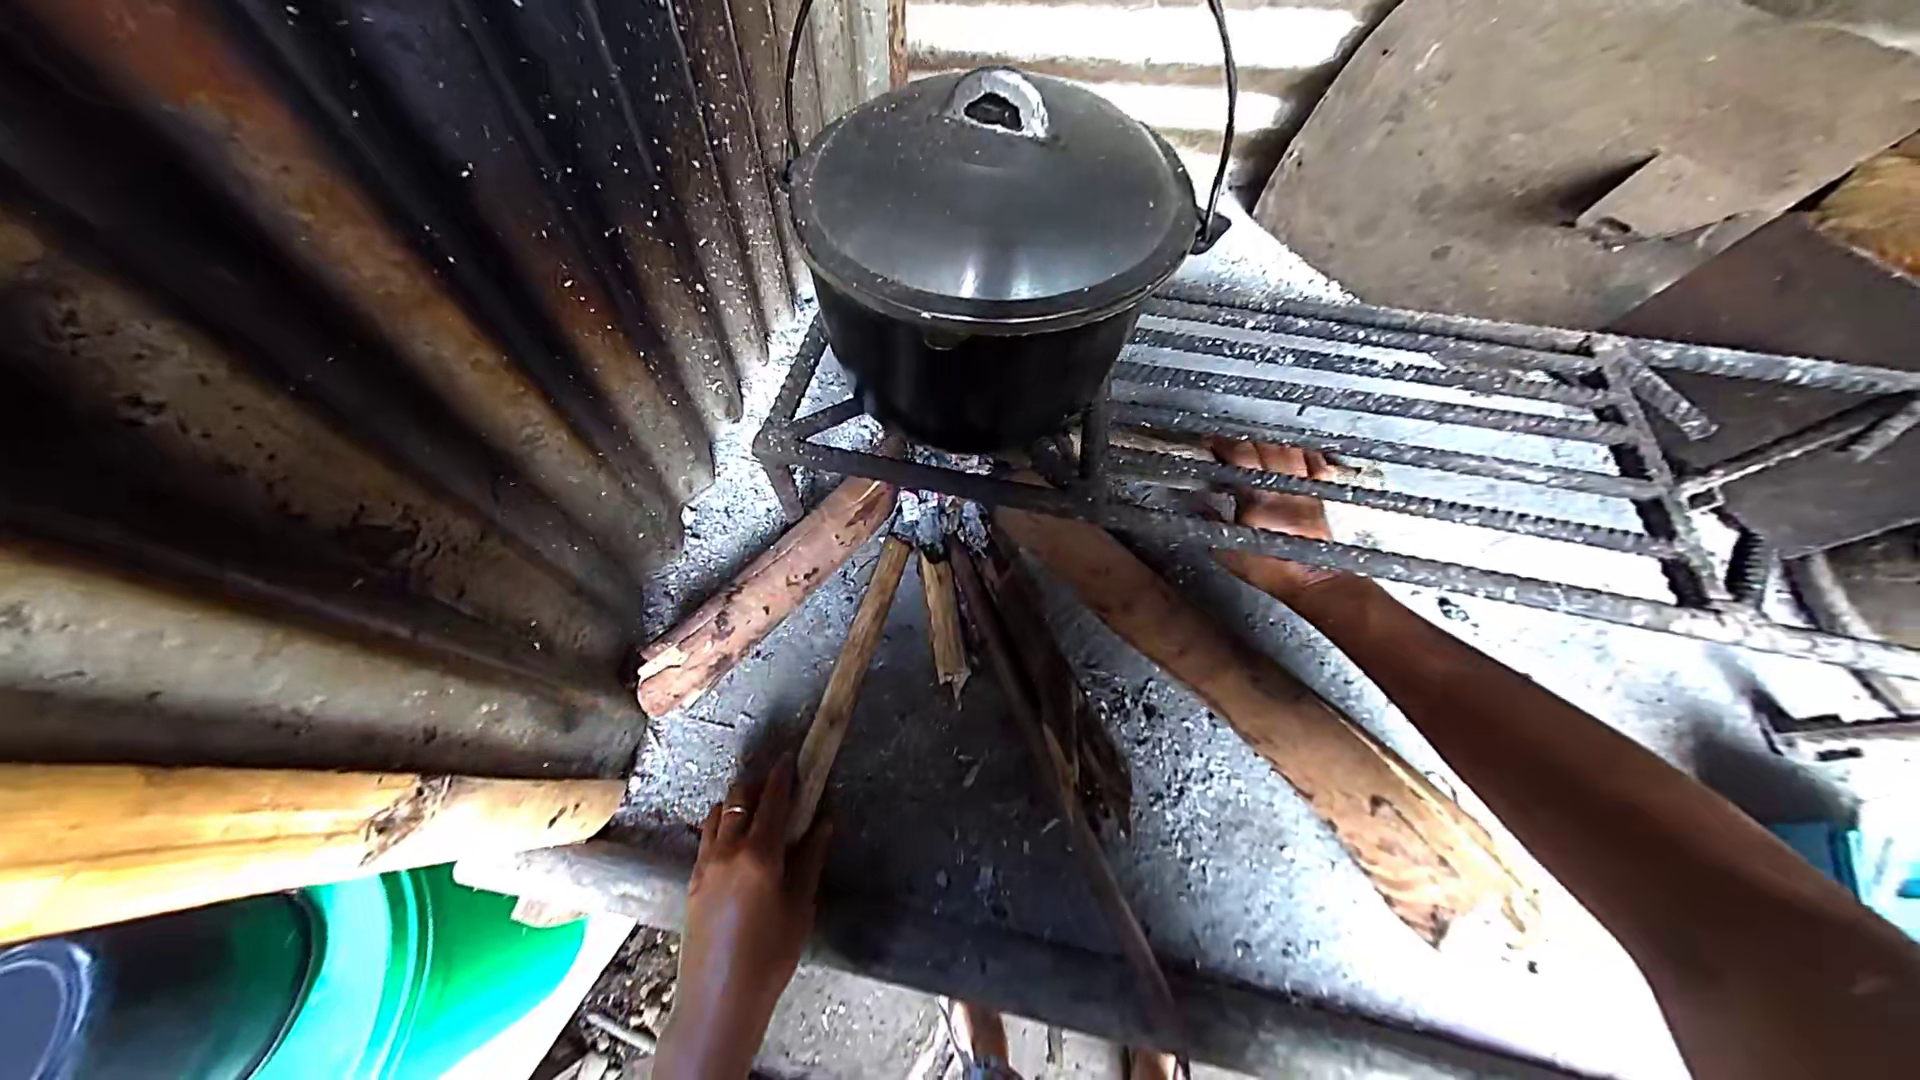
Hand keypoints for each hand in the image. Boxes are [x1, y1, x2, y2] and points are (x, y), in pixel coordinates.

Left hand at [655, 755, 831, 1079]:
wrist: (719, 1000)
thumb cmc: (770, 955)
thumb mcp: (800, 906)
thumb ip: (810, 859)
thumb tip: (824, 823)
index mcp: (759, 854)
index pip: (772, 801)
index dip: (783, 775)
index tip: (790, 758)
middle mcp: (727, 850)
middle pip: (739, 798)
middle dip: (759, 785)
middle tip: (778, 786)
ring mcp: (704, 865)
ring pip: (717, 814)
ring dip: (736, 804)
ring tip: (755, 811)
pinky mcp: (691, 882)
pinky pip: (706, 838)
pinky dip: (721, 826)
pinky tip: (734, 841)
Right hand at [1205, 437, 1350, 600]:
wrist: (1313, 581)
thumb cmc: (1270, 568)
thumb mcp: (1228, 550)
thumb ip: (1211, 523)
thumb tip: (1195, 504)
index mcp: (1258, 497)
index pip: (1240, 456)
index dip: (1223, 444)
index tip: (1210, 441)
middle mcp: (1283, 487)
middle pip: (1265, 447)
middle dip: (1243, 440)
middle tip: (1227, 442)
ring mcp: (1305, 488)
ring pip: (1289, 450)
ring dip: (1269, 442)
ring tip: (1254, 443)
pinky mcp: (1319, 496)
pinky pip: (1316, 463)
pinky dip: (1304, 452)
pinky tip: (1295, 449)